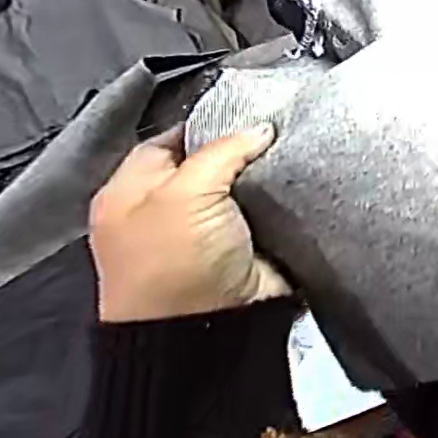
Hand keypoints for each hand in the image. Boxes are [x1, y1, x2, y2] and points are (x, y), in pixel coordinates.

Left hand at [90, 124, 290, 322]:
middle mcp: (168, 207)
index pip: (169, 140)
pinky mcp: (248, 242)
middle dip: (245, 148)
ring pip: (246, 185)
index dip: (207, 125)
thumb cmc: (177, 257)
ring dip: (270, 173)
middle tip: (282, 130)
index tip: (250, 112)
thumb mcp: (186, 194)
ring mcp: (210, 227)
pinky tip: (306, 181)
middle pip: (212, 161)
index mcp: (132, 192)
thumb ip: (222, 152)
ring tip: (301, 150)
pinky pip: (270, 209)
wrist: (209, 325)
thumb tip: (262, 128)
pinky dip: (286, 197)